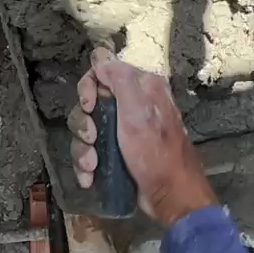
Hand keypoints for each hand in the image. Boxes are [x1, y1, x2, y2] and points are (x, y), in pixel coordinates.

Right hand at [67, 47, 216, 225]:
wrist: (170, 197)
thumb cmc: (156, 152)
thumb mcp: (138, 113)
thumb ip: (120, 79)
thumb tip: (100, 56)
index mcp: (140, 88)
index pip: (101, 72)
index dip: (88, 88)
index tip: (89, 106)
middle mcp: (131, 105)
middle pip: (88, 103)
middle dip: (84, 125)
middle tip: (92, 140)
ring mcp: (122, 131)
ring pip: (85, 130)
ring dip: (83, 150)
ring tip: (93, 166)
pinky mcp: (116, 152)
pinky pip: (89, 151)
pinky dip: (86, 165)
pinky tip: (91, 177)